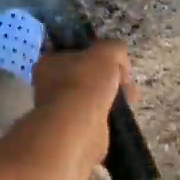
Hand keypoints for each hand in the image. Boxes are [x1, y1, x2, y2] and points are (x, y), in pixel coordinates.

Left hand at [30, 41, 133, 171]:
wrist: (79, 127)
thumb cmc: (86, 82)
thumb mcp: (106, 52)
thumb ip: (115, 49)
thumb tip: (120, 62)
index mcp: (48, 62)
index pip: (73, 52)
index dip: (95, 53)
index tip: (113, 60)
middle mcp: (50, 85)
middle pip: (85, 75)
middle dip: (108, 77)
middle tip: (125, 81)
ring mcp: (61, 110)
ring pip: (92, 97)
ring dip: (111, 97)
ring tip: (130, 99)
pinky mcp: (74, 131)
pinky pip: (96, 117)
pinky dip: (110, 116)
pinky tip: (122, 115)